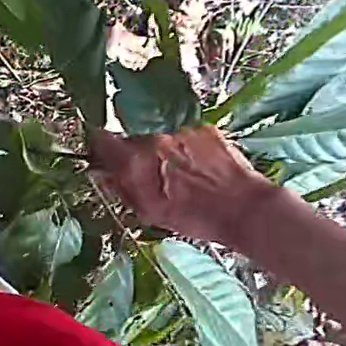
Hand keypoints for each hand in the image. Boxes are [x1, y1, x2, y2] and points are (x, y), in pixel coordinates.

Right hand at [88, 126, 277, 246]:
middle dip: (136, 156)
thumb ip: (120, 188)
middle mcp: (155, 138)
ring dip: (163, 154)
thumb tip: (102, 173)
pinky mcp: (204, 129)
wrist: (245, 209)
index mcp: (136, 159)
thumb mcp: (149, 212)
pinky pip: (184, 137)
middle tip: (151, 178)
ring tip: (181, 177)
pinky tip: (199, 169)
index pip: (101, 139)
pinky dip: (186, 150)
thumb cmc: (196, 217)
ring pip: (160, 139)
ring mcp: (181, 131)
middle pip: (133, 140)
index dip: (99, 149)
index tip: (103, 158)